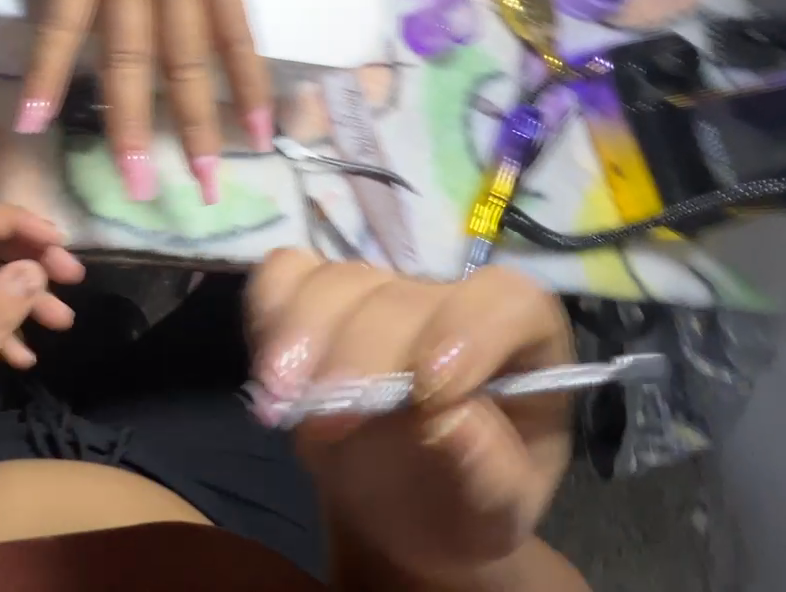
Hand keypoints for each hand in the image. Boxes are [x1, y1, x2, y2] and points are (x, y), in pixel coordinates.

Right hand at [20, 0, 304, 201]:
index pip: (238, 36)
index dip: (250, 90)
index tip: (260, 139)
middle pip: (186, 63)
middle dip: (196, 129)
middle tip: (203, 189)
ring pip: (128, 58)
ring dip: (131, 121)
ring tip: (130, 178)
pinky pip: (60, 23)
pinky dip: (47, 70)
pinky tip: (33, 117)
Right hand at [246, 251, 575, 578]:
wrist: (396, 500)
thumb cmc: (458, 502)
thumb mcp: (493, 512)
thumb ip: (488, 472)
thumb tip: (452, 422)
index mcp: (518, 342)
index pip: (506, 302)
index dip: (468, 330)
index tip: (426, 392)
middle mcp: (444, 300)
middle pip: (399, 298)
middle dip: (358, 356)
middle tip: (325, 420)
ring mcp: (373, 288)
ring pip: (333, 281)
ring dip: (299, 335)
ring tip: (278, 400)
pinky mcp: (311, 289)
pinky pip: (284, 273)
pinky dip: (268, 310)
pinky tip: (267, 367)